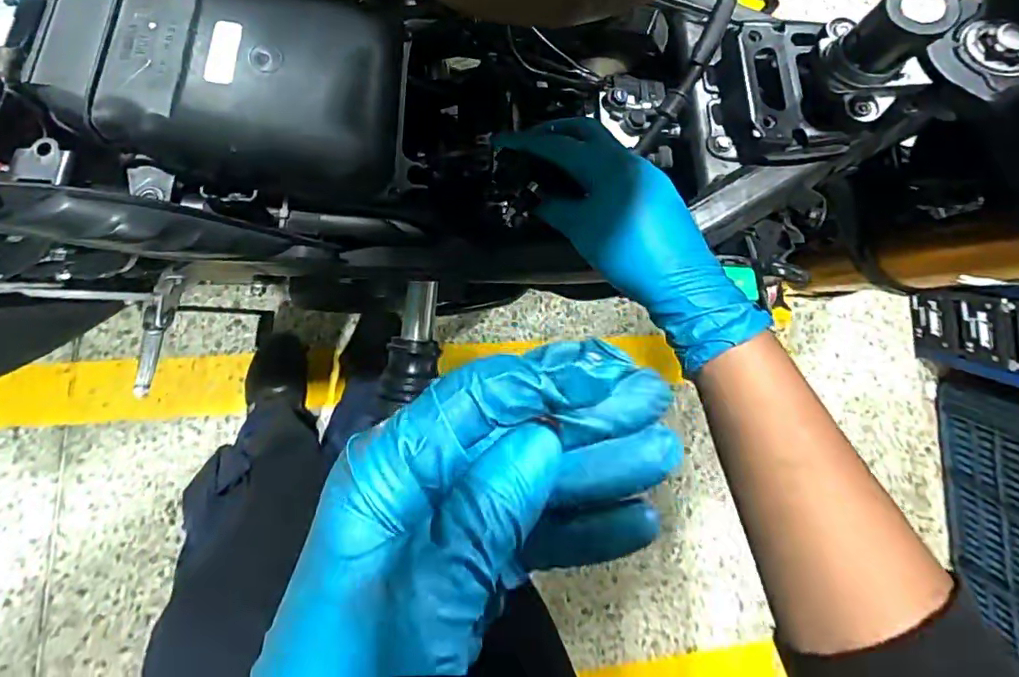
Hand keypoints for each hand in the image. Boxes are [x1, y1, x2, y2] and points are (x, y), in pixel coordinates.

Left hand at [253, 340, 681, 676]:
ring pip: (525, 481)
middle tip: (644, 391)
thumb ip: (479, 515)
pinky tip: (631, 518)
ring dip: (591, 466)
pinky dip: (577, 527)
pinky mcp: (462, 565)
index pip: (471, 400)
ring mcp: (442, 522)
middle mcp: (416, 480)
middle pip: (505, 432)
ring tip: (656, 446)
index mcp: (390, 467)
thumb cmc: (361, 660)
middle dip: (577, 412)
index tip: (601, 370)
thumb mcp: (425, 593)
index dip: (540, 379)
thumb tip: (539, 438)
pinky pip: (525, 533)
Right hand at [493, 117, 770, 373]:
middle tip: (529, 140)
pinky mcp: (653, 188)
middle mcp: (629, 162)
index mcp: (609, 167)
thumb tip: (537, 198)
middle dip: (553, 130)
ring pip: (602, 146)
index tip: (504, 140)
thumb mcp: (580, 230)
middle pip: (584, 130)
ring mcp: (645, 173)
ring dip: (573, 147)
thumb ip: (554, 207)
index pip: (557, 144)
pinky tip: (579, 182)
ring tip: (549, 161)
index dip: (526, 141)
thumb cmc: (630, 255)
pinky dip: (591, 164)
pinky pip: (616, 163)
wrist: (683, 283)